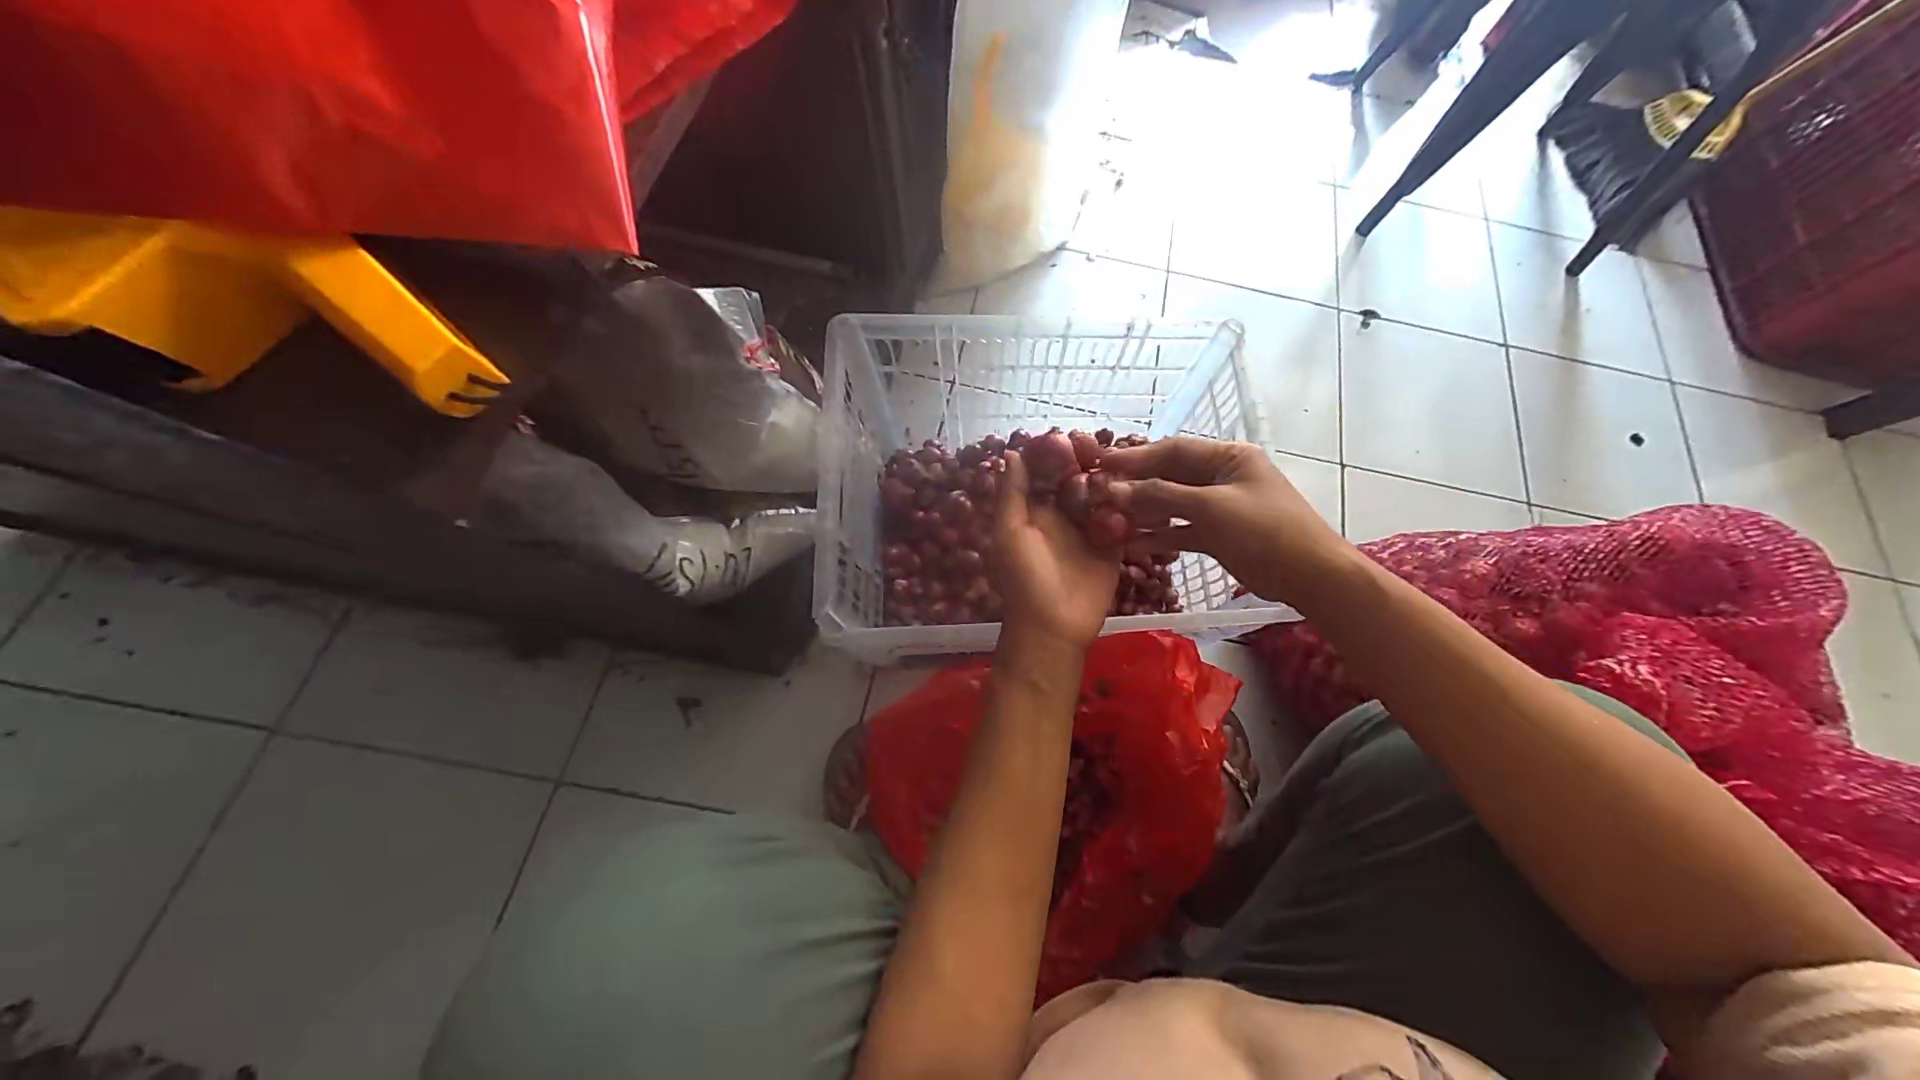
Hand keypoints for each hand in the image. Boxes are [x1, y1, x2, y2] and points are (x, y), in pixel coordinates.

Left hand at [992, 450, 1120, 646]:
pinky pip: (1121, 518)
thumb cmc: (1024, 578)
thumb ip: (1012, 494)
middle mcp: (1061, 516)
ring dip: (1109, 479)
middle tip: (1102, 445)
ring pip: (1100, 495)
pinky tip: (1141, 485)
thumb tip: (1013, 453)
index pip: (1045, 473)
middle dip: (1086, 462)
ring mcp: (1088, 530)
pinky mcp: (1112, 545)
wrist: (1054, 626)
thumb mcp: (1008, 533)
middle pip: (1076, 480)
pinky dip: (1128, 503)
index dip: (1054, 454)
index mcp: (1033, 511)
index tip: (1069, 434)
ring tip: (1124, 461)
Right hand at [1101, 437, 1352, 602]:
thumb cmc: (1265, 530)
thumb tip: (1113, 490)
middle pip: (1168, 476)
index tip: (1100, 464)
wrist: (1309, 575)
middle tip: (1097, 493)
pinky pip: (1180, 529)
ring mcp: (1219, 506)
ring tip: (1107, 519)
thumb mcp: (1211, 507)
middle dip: (1134, 485)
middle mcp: (1222, 477)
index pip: (1173, 449)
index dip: (1135, 457)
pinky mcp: (1217, 534)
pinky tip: (1130, 542)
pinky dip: (1158, 535)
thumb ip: (1160, 497)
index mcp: (1228, 457)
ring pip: (1171, 504)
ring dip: (1142, 512)